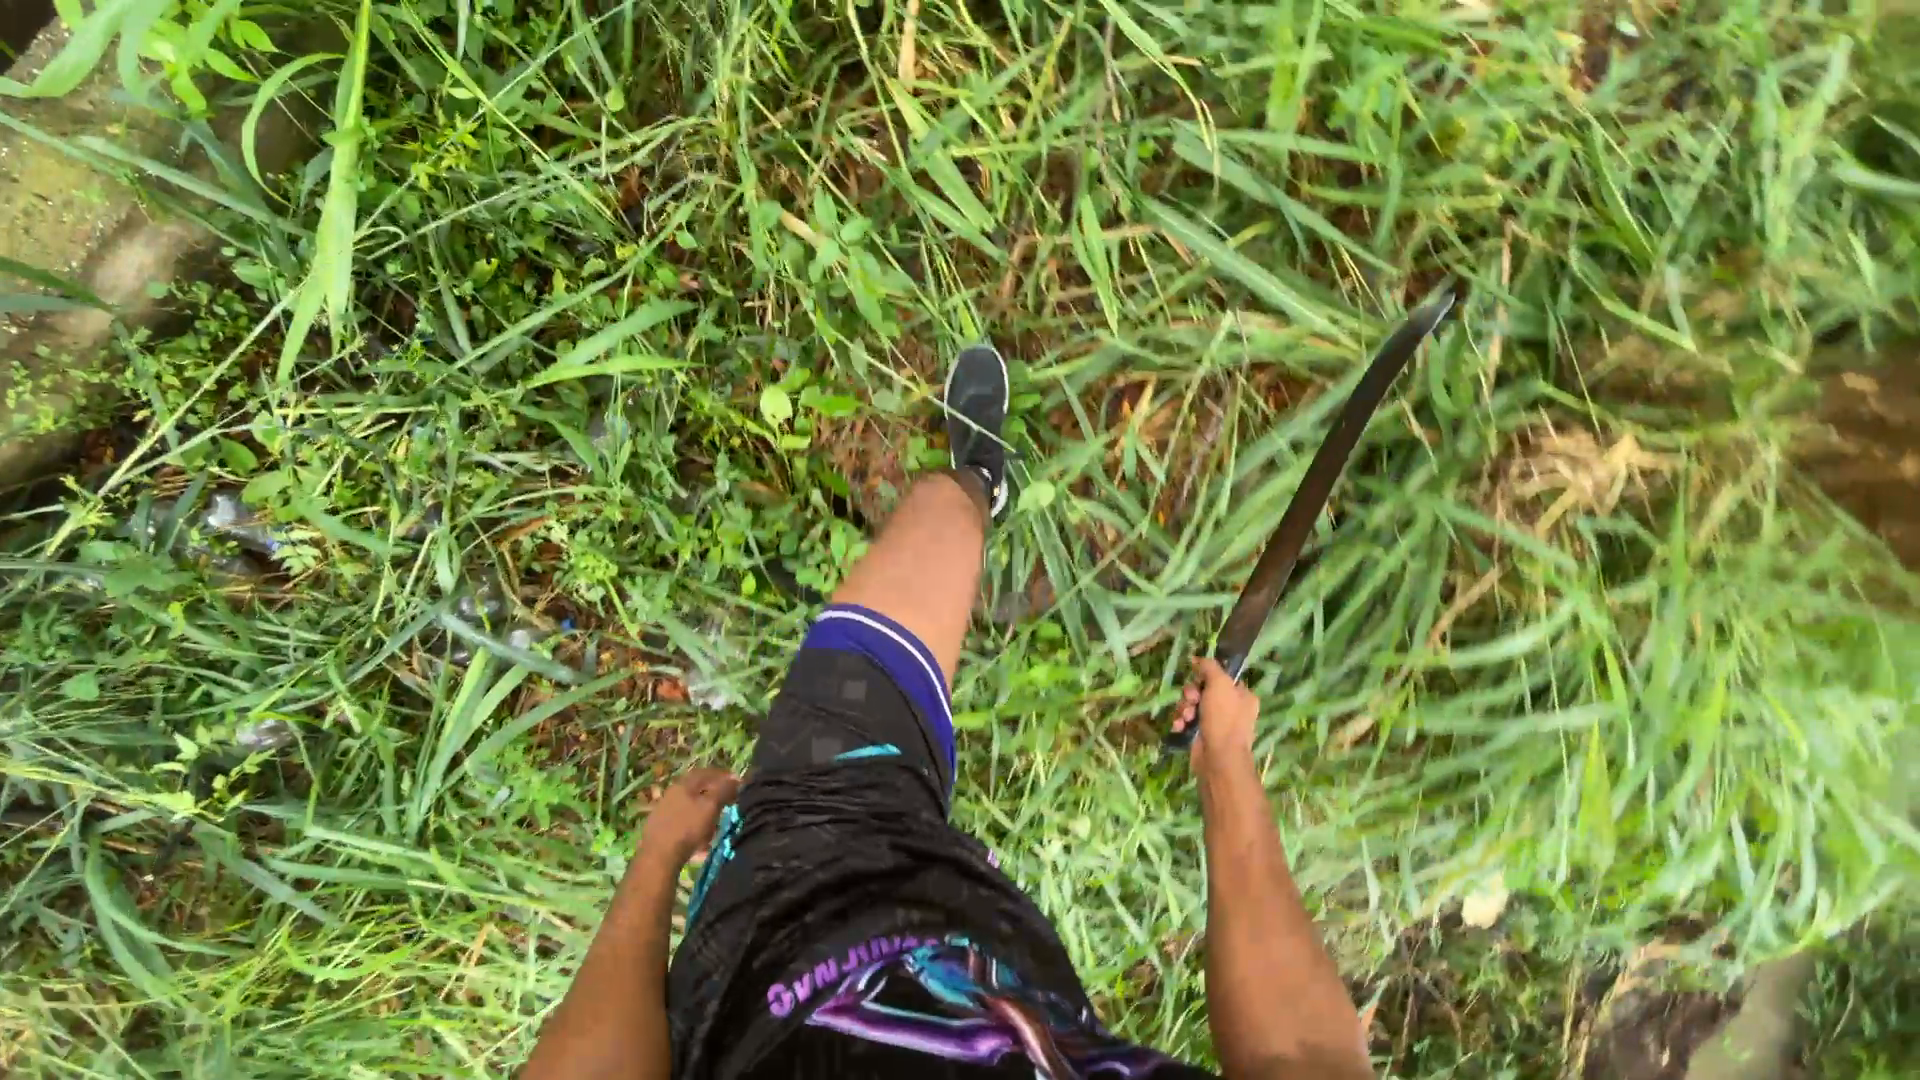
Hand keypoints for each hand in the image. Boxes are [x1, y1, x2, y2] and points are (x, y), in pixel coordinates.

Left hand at [640, 767, 739, 865]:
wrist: (659, 857)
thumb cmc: (688, 828)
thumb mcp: (711, 806)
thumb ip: (724, 790)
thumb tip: (735, 779)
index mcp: (683, 784)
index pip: (706, 772)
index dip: (723, 776)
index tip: (736, 783)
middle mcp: (671, 793)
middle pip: (696, 789)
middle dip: (713, 794)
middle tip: (726, 802)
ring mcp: (662, 810)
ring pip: (689, 805)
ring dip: (703, 811)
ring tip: (715, 823)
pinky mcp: (658, 827)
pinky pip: (682, 821)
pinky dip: (693, 824)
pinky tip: (700, 838)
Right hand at [1171, 657, 1258, 774]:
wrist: (1219, 758)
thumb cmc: (1224, 719)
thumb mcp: (1219, 684)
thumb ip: (1210, 667)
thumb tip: (1198, 659)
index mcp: (1242, 695)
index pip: (1222, 677)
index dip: (1206, 676)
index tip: (1197, 678)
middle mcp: (1231, 708)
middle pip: (1203, 690)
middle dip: (1191, 694)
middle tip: (1191, 700)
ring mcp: (1217, 723)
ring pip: (1192, 705)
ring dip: (1184, 708)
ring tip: (1185, 718)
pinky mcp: (1202, 734)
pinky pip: (1187, 721)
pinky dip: (1181, 722)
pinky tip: (1179, 726)